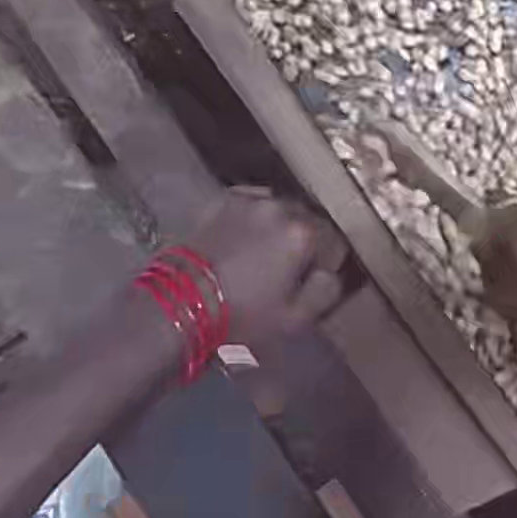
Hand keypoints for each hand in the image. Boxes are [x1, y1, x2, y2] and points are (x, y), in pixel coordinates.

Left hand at [188, 188, 348, 339]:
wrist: (181, 301)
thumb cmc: (244, 313)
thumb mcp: (296, 318)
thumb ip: (327, 291)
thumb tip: (331, 273)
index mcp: (304, 233)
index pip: (336, 241)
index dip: (330, 262)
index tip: (317, 280)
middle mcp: (281, 207)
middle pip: (310, 221)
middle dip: (308, 242)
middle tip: (293, 268)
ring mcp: (250, 200)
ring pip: (282, 210)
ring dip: (283, 227)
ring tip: (269, 251)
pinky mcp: (224, 200)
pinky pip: (254, 202)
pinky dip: (258, 215)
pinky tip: (250, 233)